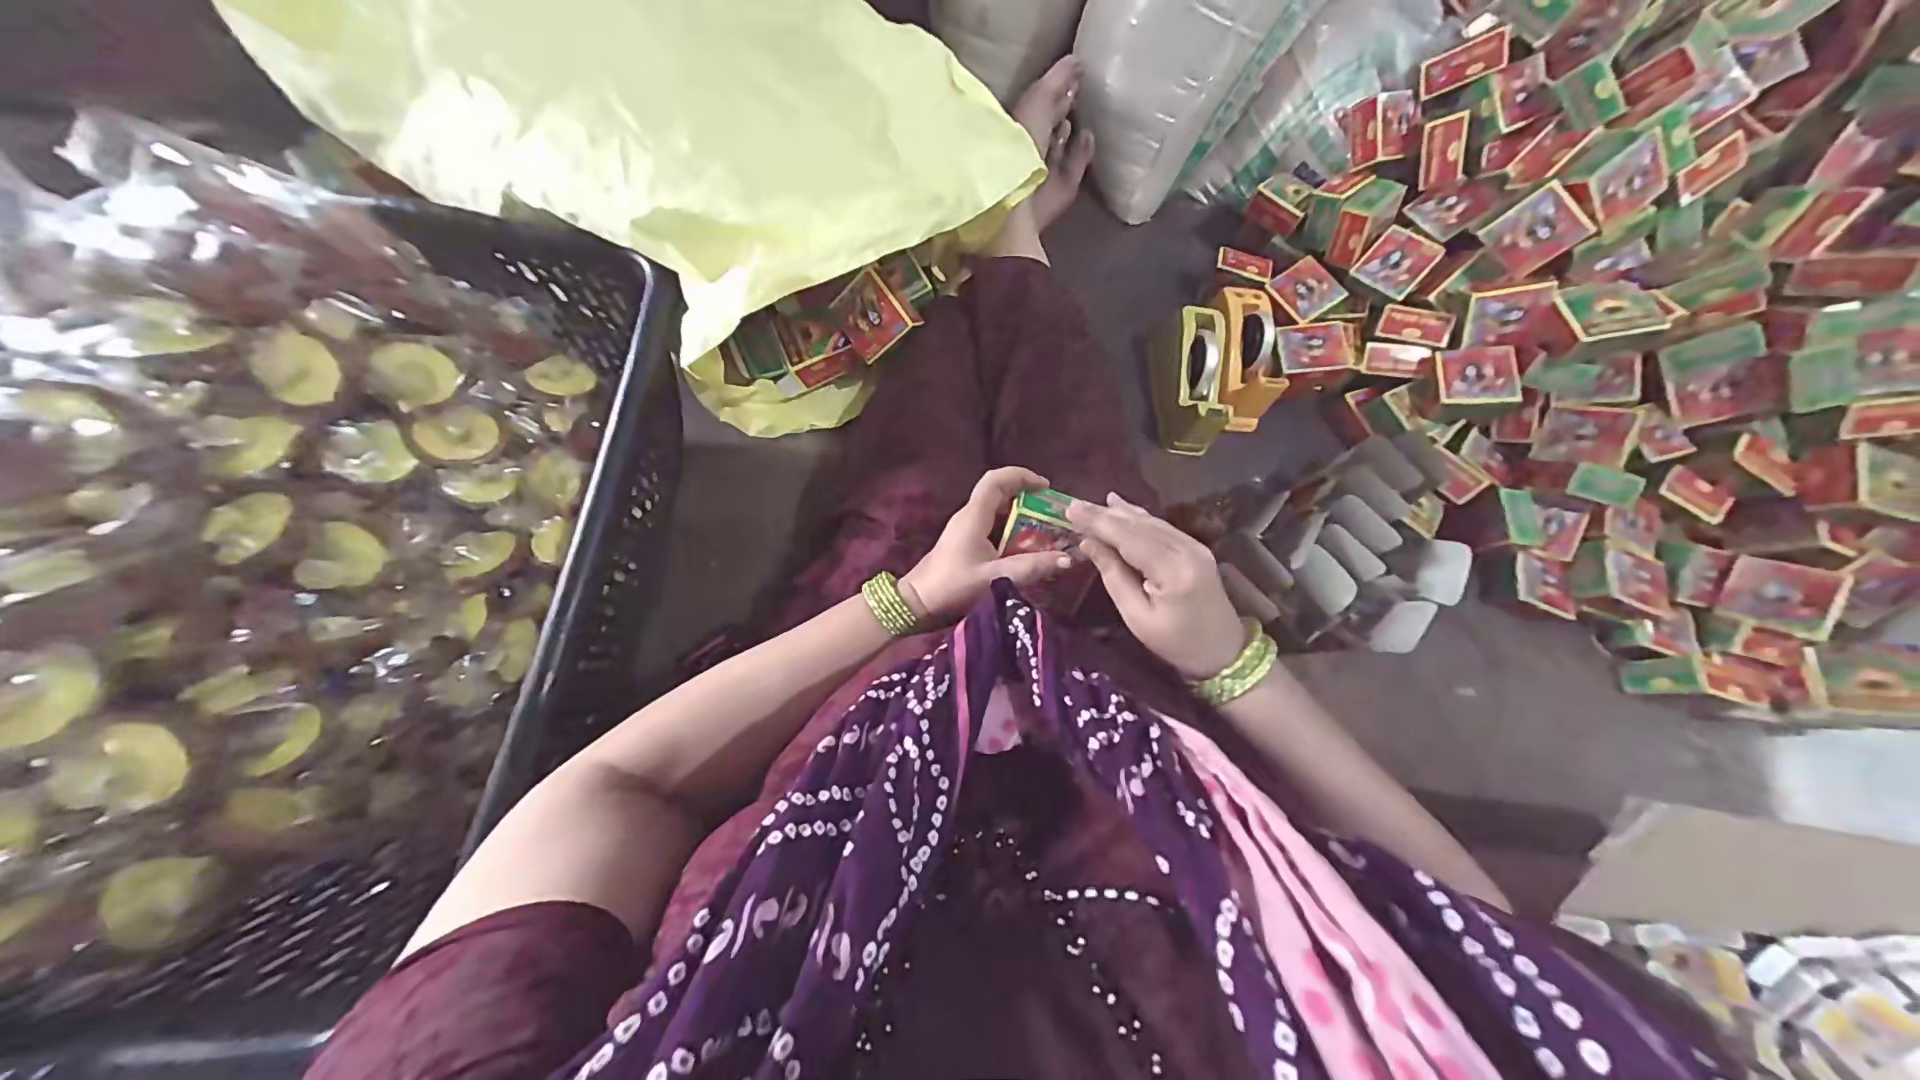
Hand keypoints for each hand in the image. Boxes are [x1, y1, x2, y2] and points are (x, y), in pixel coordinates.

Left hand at [900, 467, 1075, 623]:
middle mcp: (969, 516)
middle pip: (999, 492)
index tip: (1045, 487)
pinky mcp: (964, 543)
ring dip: (1019, 514)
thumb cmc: (952, 586)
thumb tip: (1066, 559)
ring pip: (996, 510)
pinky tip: (1025, 547)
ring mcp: (965, 529)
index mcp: (974, 516)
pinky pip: (992, 526)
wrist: (917, 604)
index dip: (1022, 476)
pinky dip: (1010, 529)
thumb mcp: (995, 578)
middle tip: (1050, 510)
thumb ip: (1031, 567)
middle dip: (1026, 495)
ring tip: (1044, 529)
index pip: (996, 480)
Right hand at [1067, 493, 1246, 680]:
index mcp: (1172, 570)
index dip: (1097, 522)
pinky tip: (1121, 508)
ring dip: (1119, 513)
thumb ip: (1113, 575)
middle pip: (1139, 525)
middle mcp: (1186, 549)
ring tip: (1090, 505)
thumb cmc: (1176, 643)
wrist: (1224, 652)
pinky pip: (1161, 527)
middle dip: (1104, 514)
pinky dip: (1137, 517)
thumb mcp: (1137, 616)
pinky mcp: (1195, 548)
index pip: (1127, 537)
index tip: (1070, 510)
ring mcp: (1194, 546)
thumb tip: (1089, 543)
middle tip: (1073, 505)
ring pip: (1150, 522)